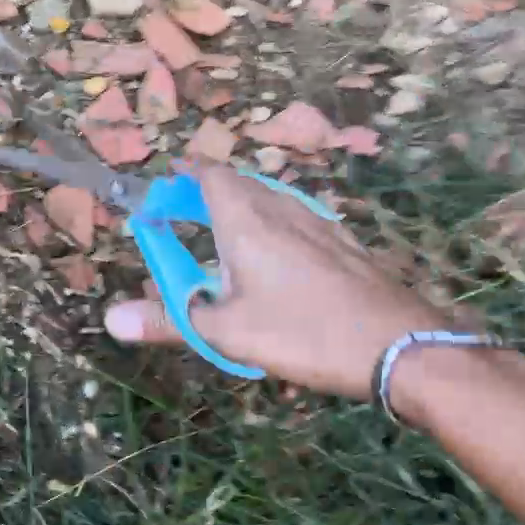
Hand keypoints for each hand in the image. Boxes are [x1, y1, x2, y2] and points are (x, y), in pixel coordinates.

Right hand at [103, 163, 452, 397]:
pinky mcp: (352, 250)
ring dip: (248, 201)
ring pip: (277, 198)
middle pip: (243, 182)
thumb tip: (110, 321)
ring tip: (231, 223)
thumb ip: (168, 321)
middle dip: (212, 186)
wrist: (413, 354)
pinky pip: (304, 218)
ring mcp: (323, 229)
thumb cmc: (308, 333)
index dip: (188, 170)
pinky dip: (281, 221)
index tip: (169, 175)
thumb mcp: (228, 332)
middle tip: (189, 204)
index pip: (212, 175)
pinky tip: (285, 249)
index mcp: (245, 222)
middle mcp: (283, 214)